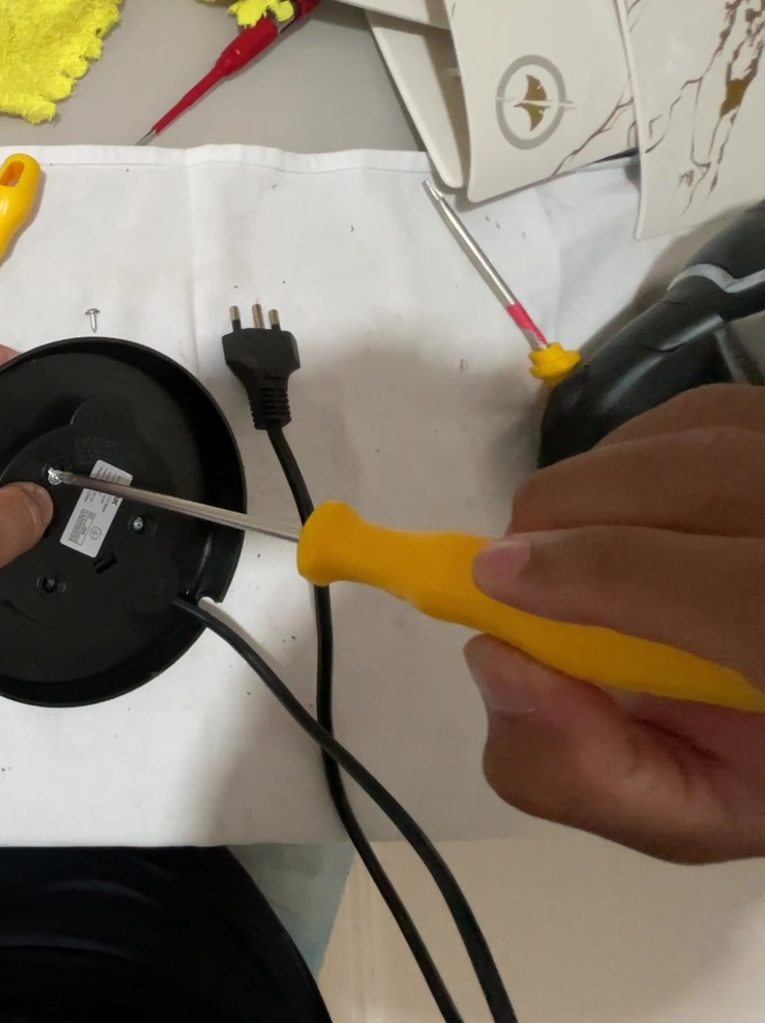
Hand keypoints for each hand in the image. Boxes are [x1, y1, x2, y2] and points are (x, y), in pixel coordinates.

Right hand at [465, 384, 764, 861]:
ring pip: (689, 434)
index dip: (589, 572)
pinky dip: (641, 454)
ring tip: (598, 549)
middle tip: (536, 578)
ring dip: (602, 490)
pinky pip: (700, 415)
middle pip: (694, 478)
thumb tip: (496, 661)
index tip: (489, 581)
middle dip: (571, 524)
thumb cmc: (762, 762)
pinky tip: (649, 515)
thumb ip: (575, 773)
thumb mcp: (687, 810)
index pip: (729, 589)